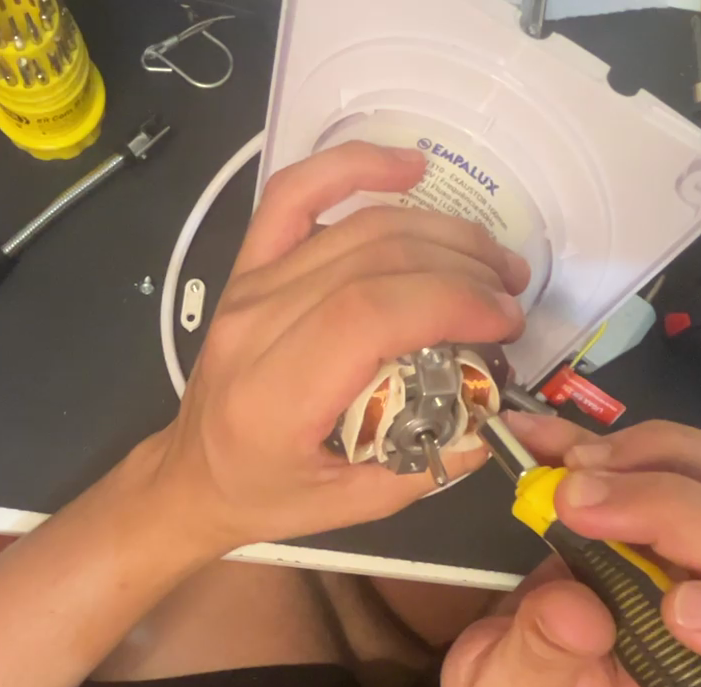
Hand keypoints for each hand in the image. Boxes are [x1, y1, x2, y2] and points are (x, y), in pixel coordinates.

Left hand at [139, 141, 530, 550]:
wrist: (191, 476)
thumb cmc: (262, 496)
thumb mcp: (346, 507)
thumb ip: (423, 468)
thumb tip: (492, 419)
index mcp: (274, 395)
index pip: (369, 314)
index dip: (450, 301)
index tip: (504, 323)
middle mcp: (256, 327)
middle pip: (372, 260)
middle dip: (461, 267)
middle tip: (510, 297)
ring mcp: (247, 290)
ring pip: (354, 227)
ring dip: (438, 231)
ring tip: (491, 260)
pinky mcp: (246, 270)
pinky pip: (294, 196)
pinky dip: (352, 165)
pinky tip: (408, 167)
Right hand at [442, 414, 700, 686]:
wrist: (515, 672)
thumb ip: (540, 664)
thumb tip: (577, 608)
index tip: (679, 611)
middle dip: (677, 515)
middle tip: (575, 501)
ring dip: (664, 459)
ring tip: (571, 469)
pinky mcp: (671, 515)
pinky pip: (673, 456)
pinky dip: (605, 440)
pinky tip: (541, 440)